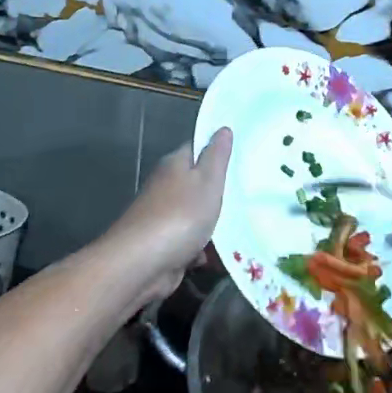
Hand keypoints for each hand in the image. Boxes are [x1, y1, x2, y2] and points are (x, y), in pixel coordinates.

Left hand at [97, 129, 232, 303]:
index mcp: (174, 165)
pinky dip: (200, 249)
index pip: (197, 148)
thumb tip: (221, 128)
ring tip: (241, 226)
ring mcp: (163, 217)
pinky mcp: (163, 245)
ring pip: (195, 215)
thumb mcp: (207, 180)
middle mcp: (166, 187)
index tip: (244, 155)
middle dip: (219, 191)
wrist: (142, 264)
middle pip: (197, 183)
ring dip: (212, 224)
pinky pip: (189, 242)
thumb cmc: (180, 215)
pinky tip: (213, 255)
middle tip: (249, 194)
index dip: (218, 150)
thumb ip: (216, 156)